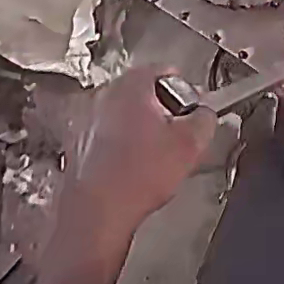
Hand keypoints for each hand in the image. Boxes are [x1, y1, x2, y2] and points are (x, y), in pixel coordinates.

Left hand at [60, 67, 214, 254]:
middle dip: (164, 110)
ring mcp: (87, 119)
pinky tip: (135, 168)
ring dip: (142, 129)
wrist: (99, 213)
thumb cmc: (137, 176)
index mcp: (131, 85)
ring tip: (156, 156)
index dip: (186, 91)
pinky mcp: (78, 143)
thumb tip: (204, 114)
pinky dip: (123, 146)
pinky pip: (110, 135)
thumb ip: (205, 118)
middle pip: (146, 92)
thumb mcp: (191, 142)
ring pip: (127, 114)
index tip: (192, 110)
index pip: (166, 71)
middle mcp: (104, 95)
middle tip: (177, 135)